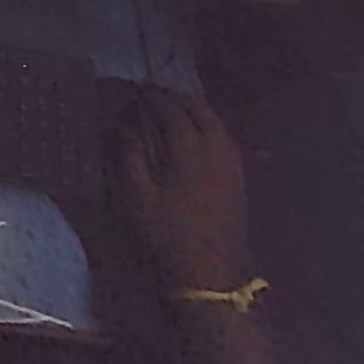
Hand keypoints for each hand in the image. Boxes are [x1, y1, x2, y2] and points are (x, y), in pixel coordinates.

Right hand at [114, 89, 250, 289]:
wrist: (209, 274)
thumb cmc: (165, 231)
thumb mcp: (135, 192)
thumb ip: (129, 151)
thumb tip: (124, 122)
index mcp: (188, 149)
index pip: (169, 109)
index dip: (151, 96)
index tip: (134, 89)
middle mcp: (215, 149)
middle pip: (198, 109)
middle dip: (175, 97)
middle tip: (152, 93)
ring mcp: (231, 164)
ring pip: (216, 122)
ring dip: (194, 108)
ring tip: (172, 106)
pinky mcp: (238, 178)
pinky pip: (224, 137)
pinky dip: (208, 124)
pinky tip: (195, 132)